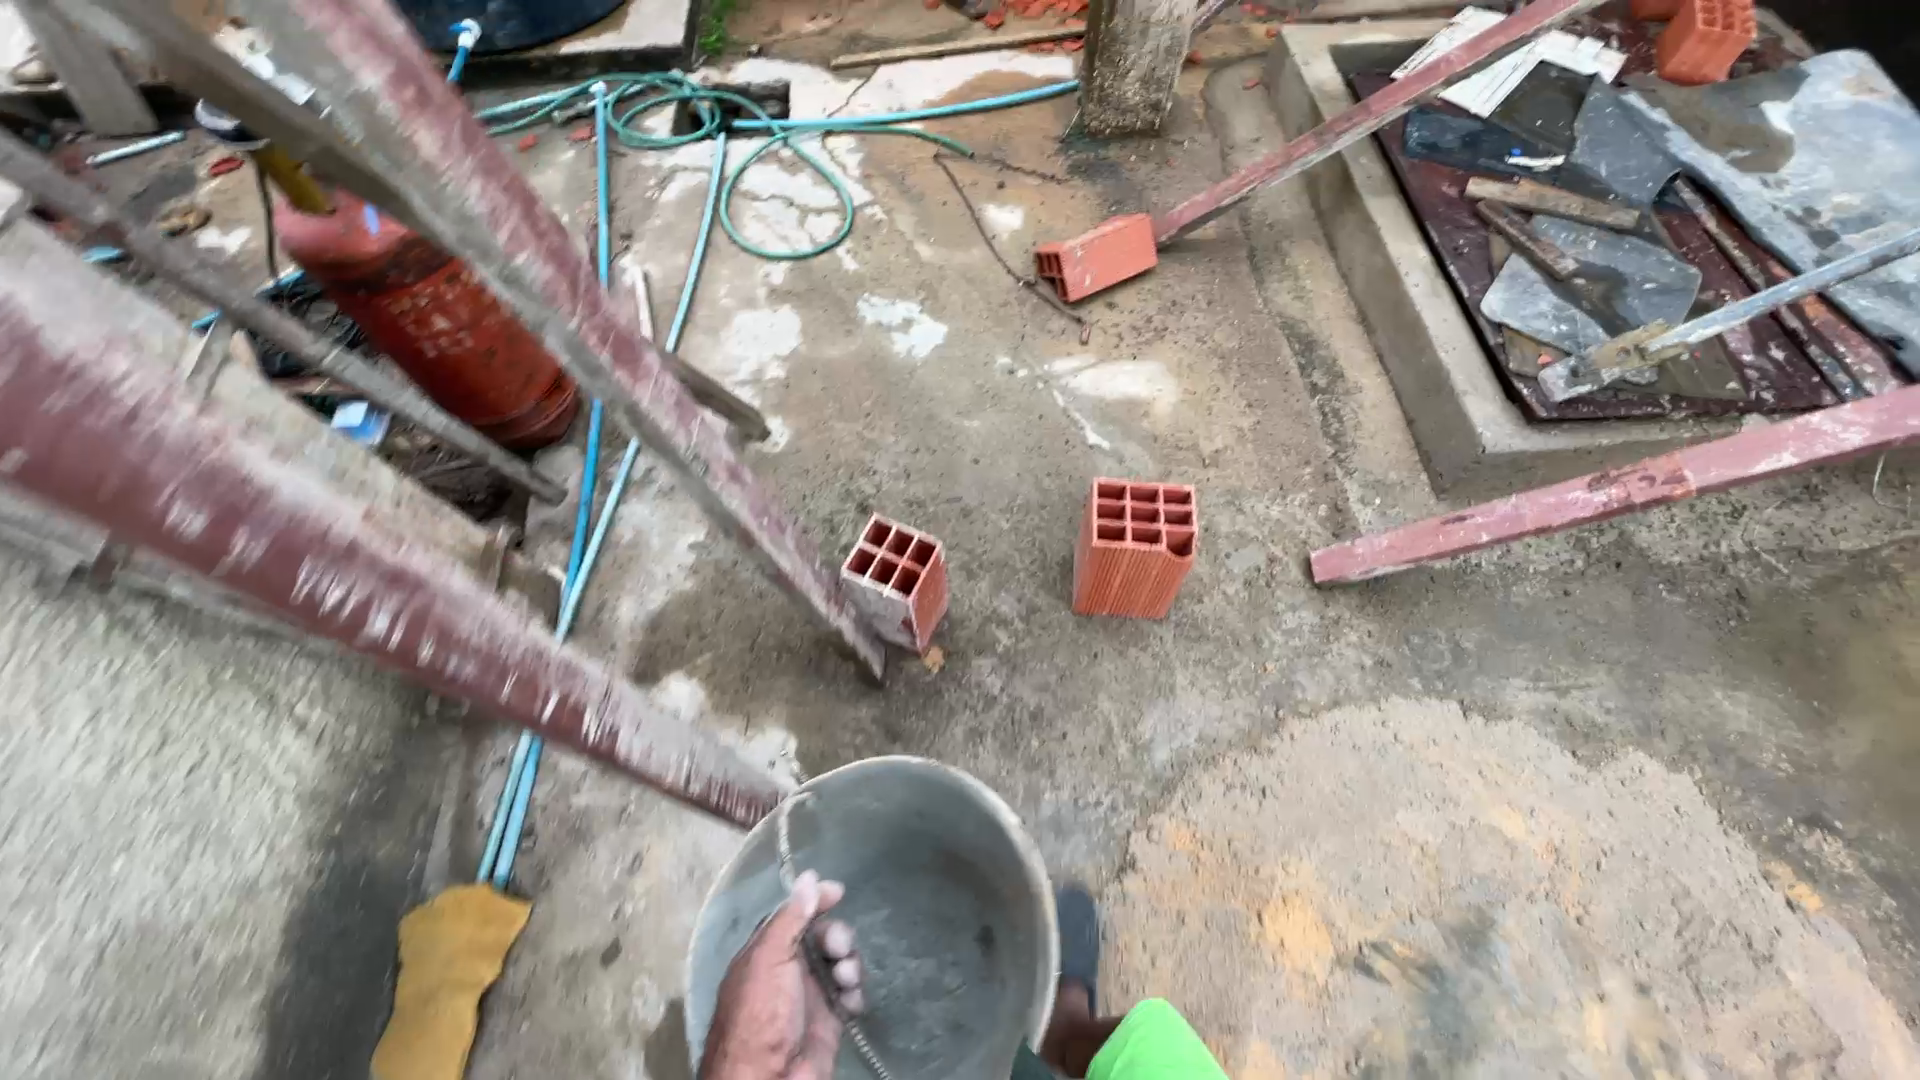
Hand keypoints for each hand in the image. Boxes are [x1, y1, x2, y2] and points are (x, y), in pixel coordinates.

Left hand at [700, 871, 863, 1079]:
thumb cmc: (762, 1014)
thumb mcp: (770, 958)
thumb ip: (791, 917)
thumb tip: (808, 876)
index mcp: (768, 952)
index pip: (794, 915)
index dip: (815, 901)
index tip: (837, 891)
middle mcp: (790, 970)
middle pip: (823, 936)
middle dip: (836, 936)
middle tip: (838, 948)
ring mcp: (812, 995)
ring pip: (841, 962)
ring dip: (849, 963)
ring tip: (846, 979)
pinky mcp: (831, 1019)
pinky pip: (851, 993)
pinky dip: (855, 992)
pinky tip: (851, 1002)